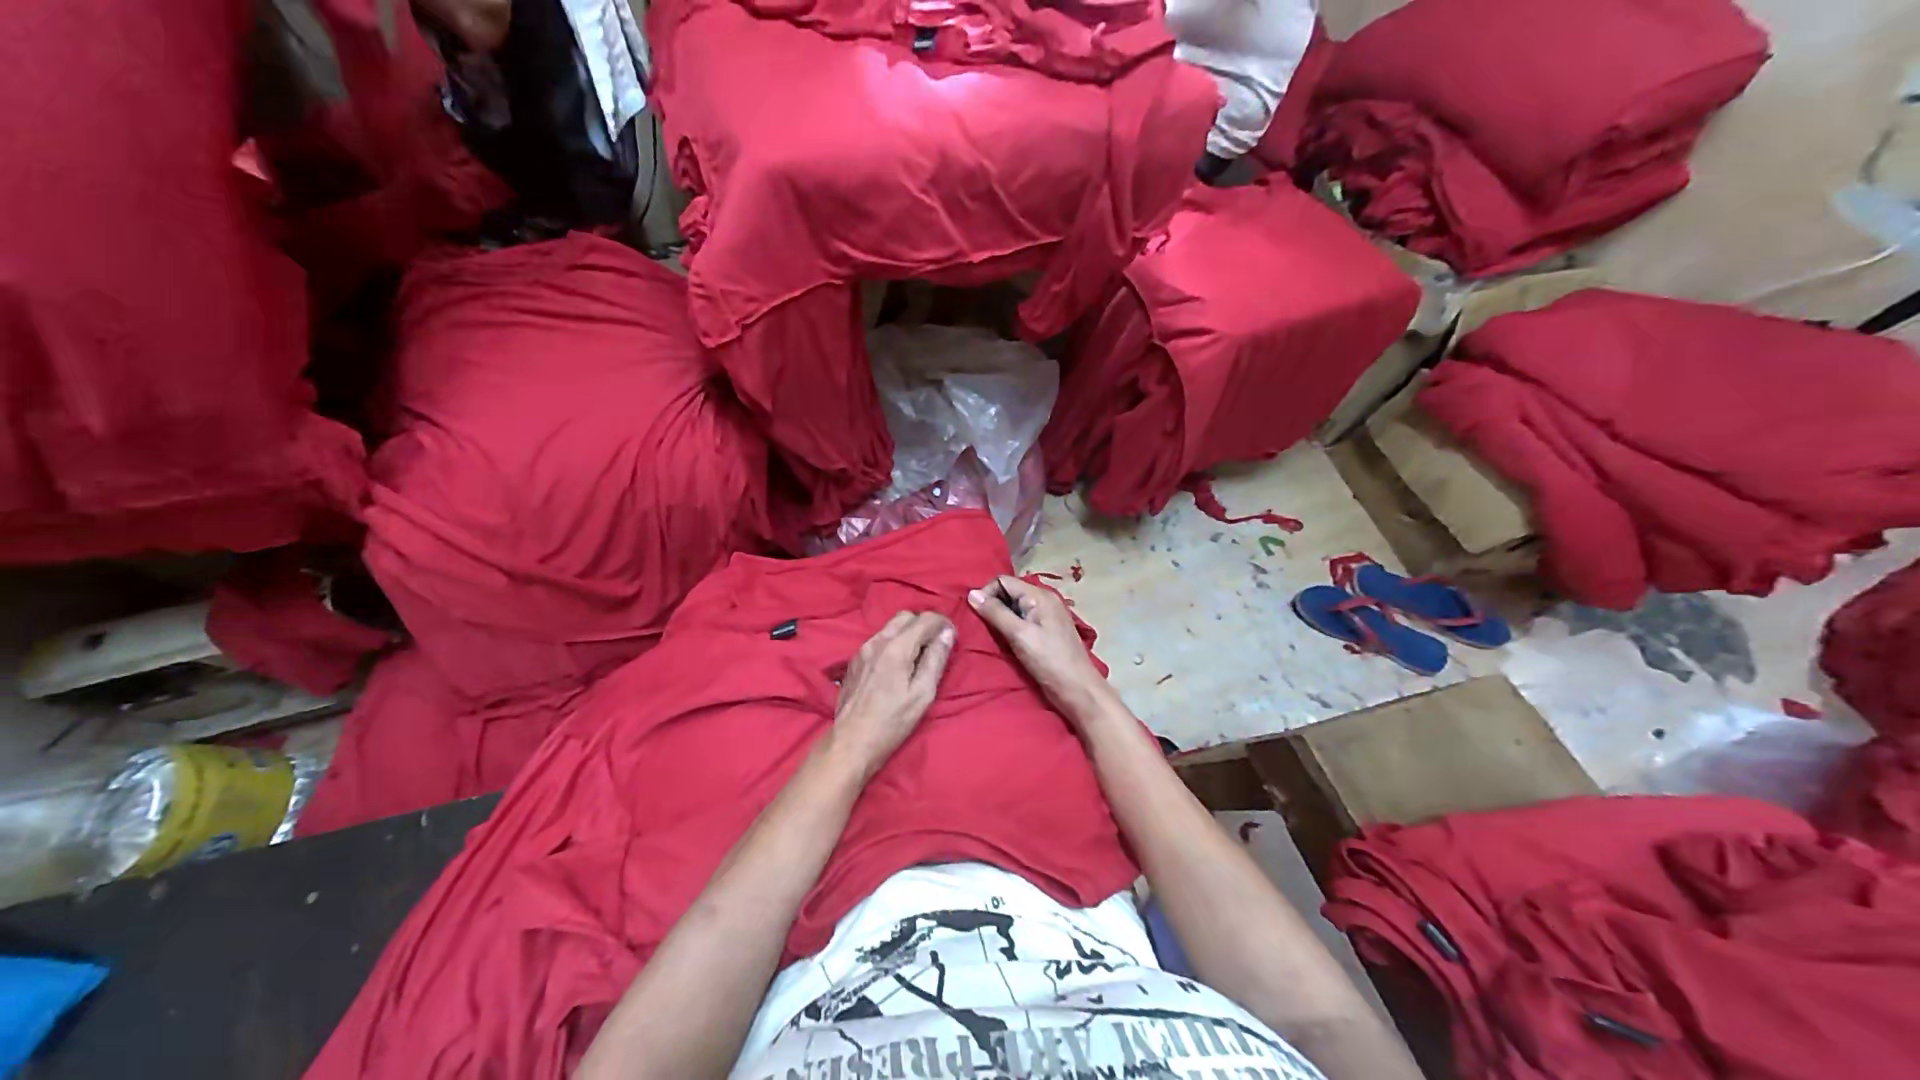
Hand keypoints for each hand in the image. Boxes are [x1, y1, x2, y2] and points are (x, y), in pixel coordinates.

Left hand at [826, 612, 955, 778]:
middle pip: (906, 617)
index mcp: (896, 648)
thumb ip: (936, 659)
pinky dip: (893, 643)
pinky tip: (898, 666)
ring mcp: (862, 650)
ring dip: (908, 633)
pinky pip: (878, 640)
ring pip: (890, 627)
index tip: (952, 638)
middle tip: (936, 645)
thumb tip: (947, 633)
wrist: (852, 742)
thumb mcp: (923, 694)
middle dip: (924, 624)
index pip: (925, 619)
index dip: (943, 623)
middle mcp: (877, 641)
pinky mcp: (854, 661)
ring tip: (919, 656)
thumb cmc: (892, 722)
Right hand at [967, 575, 1115, 723]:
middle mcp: (1044, 600)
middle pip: (1010, 591)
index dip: (986, 593)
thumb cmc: (1049, 660)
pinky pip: (1023, 619)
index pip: (1004, 581)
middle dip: (993, 604)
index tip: (976, 615)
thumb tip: (972, 594)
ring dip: (1000, 617)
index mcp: (1039, 595)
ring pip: (1015, 607)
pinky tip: (1005, 640)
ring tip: (991, 634)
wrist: (1078, 688)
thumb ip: (995, 613)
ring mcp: (1047, 615)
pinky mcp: (1047, 630)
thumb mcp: (1019, 635)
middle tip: (981, 626)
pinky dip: (1011, 626)